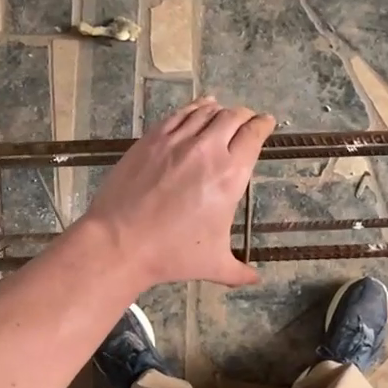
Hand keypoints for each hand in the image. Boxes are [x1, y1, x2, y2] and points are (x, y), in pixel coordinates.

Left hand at [76, 96, 272, 287]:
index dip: (263, 125)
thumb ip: (239, 270)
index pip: (253, 136)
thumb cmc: (171, 253)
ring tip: (224, 112)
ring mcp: (177, 141)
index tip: (267, 123)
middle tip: (248, 119)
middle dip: (245, 116)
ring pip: (206, 111)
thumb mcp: (213, 263)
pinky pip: (179, 114)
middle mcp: (208, 150)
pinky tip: (198, 109)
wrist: (120, 242)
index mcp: (230, 175)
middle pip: (233, 117)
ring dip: (220, 110)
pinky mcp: (152, 139)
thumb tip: (255, 279)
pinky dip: (194, 108)